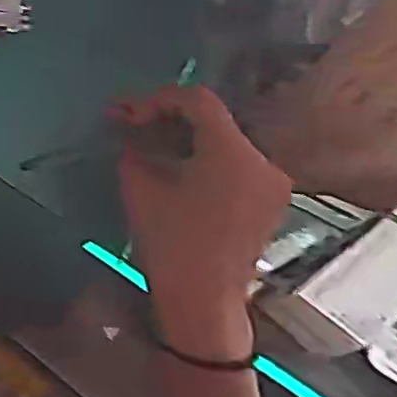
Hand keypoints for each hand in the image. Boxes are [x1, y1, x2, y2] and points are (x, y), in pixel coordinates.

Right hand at [113, 84, 290, 362]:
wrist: (202, 298)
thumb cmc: (169, 239)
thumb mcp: (140, 182)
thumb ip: (134, 142)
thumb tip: (125, 121)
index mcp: (234, 154)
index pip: (198, 100)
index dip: (157, 99)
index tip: (129, 116)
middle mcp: (263, 162)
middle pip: (213, 117)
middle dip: (168, 115)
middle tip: (132, 123)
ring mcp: (271, 183)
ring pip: (223, 138)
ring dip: (184, 134)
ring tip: (148, 143)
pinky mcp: (269, 200)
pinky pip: (234, 160)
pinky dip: (203, 154)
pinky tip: (174, 164)